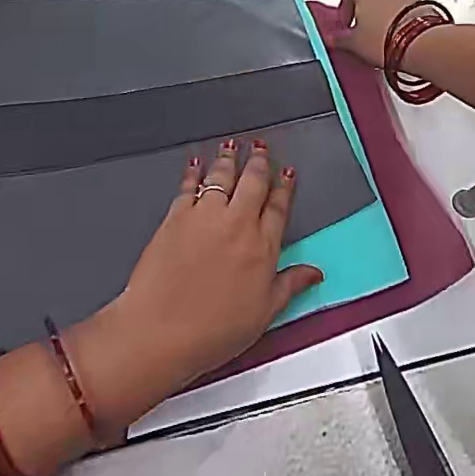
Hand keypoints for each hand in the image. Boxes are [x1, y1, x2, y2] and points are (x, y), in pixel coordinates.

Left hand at [71, 139, 321, 426]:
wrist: (161, 330)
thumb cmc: (211, 329)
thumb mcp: (264, 313)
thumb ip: (290, 285)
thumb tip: (313, 274)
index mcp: (263, 247)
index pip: (279, 207)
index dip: (285, 187)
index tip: (288, 174)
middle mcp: (237, 225)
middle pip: (253, 182)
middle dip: (259, 162)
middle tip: (261, 148)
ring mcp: (205, 218)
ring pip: (222, 177)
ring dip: (229, 159)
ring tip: (232, 145)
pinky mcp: (175, 218)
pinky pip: (188, 187)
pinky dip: (193, 172)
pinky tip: (195, 164)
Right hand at [331, 0, 420, 67]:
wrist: (421, 43)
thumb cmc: (386, 39)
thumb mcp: (353, 44)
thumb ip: (339, 39)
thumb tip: (332, 39)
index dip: (345, 7)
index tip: (345, 20)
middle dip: (365, 11)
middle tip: (361, 30)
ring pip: (389, 2)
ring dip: (384, 16)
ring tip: (381, 37)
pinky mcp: (422, 6)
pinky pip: (406, 11)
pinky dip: (400, 21)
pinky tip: (398, 38)